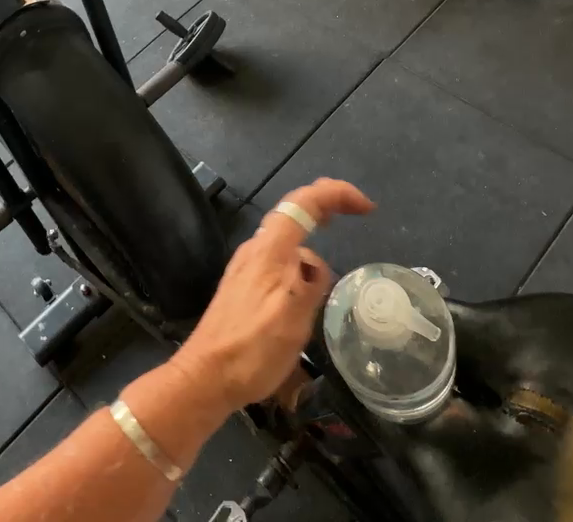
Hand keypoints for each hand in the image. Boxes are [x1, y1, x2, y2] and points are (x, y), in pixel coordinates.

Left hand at [168, 179, 375, 413]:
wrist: (206, 377)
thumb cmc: (251, 349)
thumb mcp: (292, 318)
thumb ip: (311, 283)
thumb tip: (316, 266)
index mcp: (269, 250)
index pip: (303, 202)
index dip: (336, 194)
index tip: (366, 208)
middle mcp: (256, 249)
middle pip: (293, 211)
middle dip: (326, 204)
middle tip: (358, 212)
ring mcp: (247, 266)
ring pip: (286, 236)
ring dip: (313, 233)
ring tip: (335, 251)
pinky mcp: (244, 285)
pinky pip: (279, 257)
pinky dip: (301, 257)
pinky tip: (309, 283)